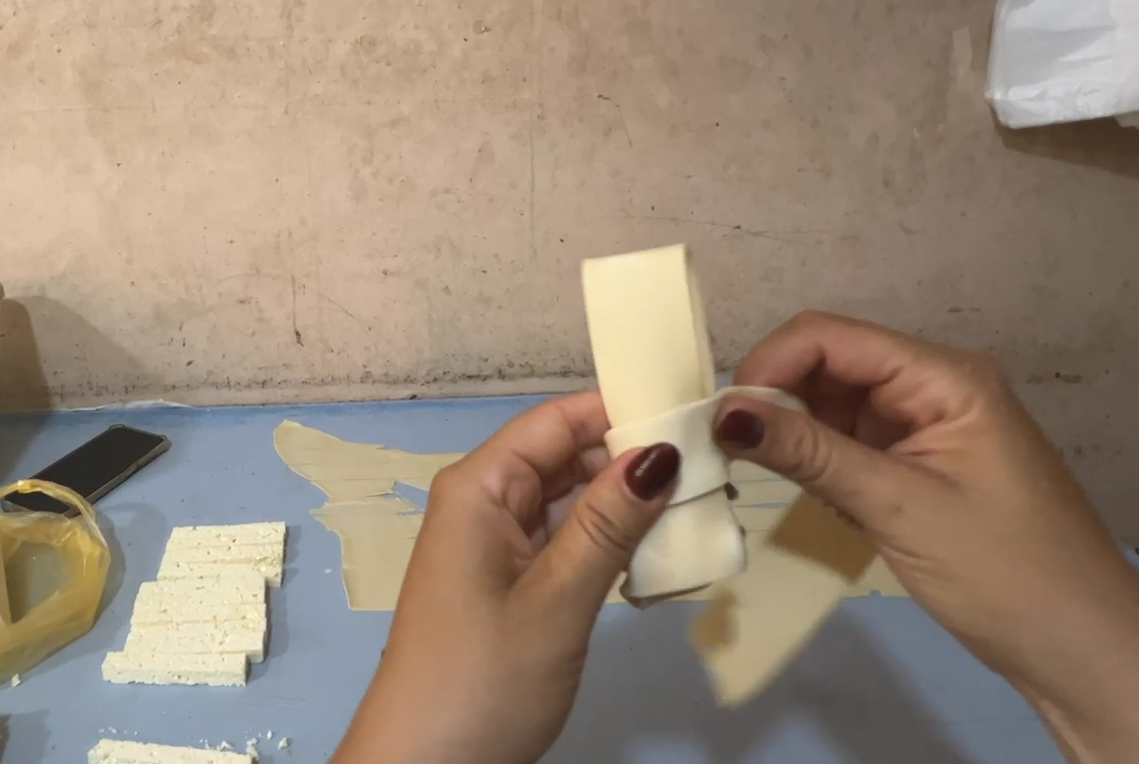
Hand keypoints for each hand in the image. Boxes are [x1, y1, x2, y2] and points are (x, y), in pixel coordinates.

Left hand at [332, 391, 680, 763]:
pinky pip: (561, 535)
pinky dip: (605, 537)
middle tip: (712, 467)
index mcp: (479, 484)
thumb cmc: (485, 674)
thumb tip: (660, 450)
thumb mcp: (557, 597)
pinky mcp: (508, 574)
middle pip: (562, 455)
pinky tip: (657, 548)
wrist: (426, 763)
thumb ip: (608, 523)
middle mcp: (483, 497)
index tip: (687, 410)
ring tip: (700, 502)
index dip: (614, 410)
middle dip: (628, 457)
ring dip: (623, 500)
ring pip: (567, 496)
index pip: (553, 421)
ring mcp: (494, 537)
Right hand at [715, 311, 1138, 762]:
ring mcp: (917, 420)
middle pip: (821, 361)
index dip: (769, 363)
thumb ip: (806, 452)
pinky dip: (808, 452)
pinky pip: (836, 432)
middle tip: (733, 444)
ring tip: (766, 466)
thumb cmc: (1007, 575)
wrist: (1087, 662)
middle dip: (772, 395)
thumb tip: (721, 413)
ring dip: (787, 426)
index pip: (828, 337)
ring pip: (822, 397)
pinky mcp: (906, 455)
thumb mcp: (896, 506)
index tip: (728, 416)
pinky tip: (805, 483)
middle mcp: (927, 384)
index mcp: (943, 377)